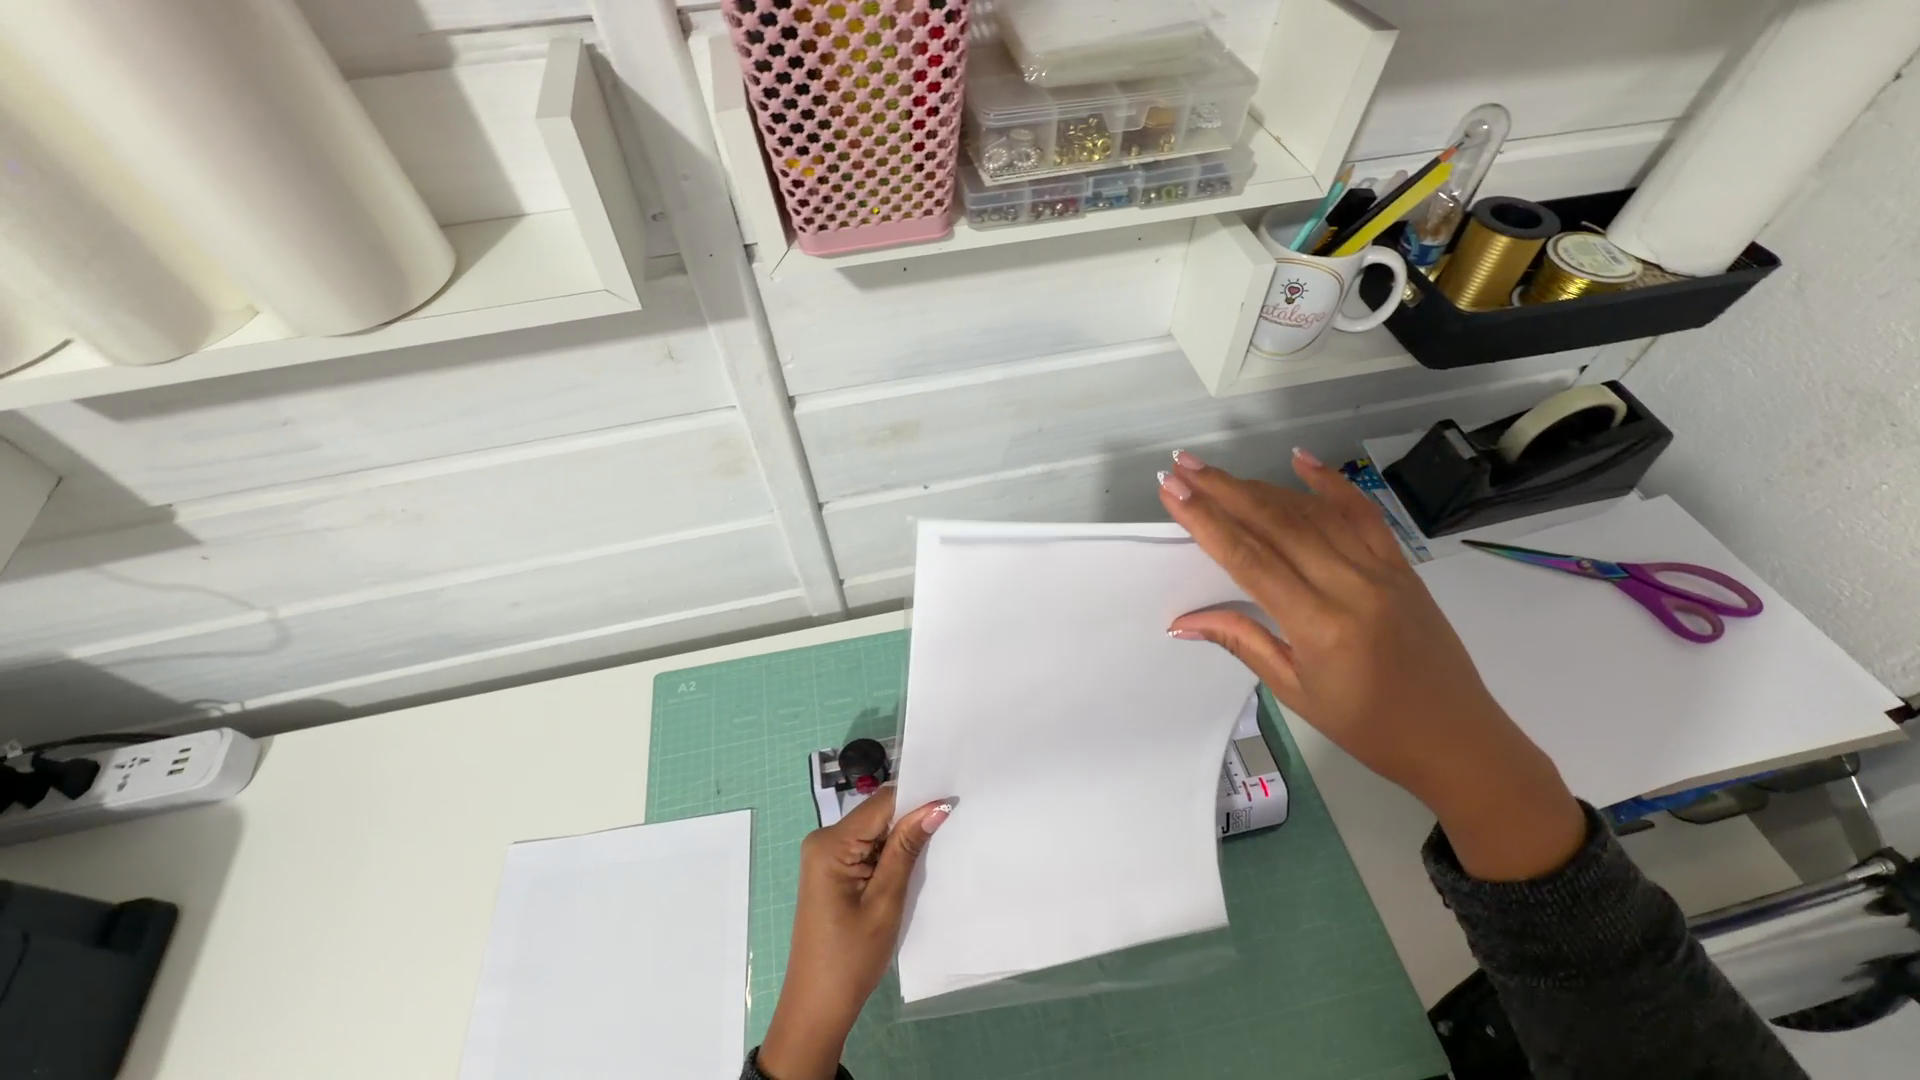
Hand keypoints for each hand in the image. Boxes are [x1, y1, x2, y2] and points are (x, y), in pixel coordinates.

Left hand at [757, 788, 951, 1079]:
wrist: (818, 1006)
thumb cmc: (851, 957)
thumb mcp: (885, 901)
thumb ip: (906, 849)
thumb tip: (935, 807)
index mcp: (830, 844)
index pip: (881, 803)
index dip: (917, 799)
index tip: (952, 801)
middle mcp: (824, 840)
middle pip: (877, 814)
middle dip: (912, 818)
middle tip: (952, 822)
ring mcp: (826, 856)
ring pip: (875, 831)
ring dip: (902, 838)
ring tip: (939, 842)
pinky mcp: (832, 871)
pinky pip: (867, 849)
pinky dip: (890, 854)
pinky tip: (913, 862)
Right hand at [1158, 448, 1582, 881]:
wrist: (1455, 738)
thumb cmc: (1368, 726)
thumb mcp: (1295, 691)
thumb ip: (1242, 642)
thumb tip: (1181, 622)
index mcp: (1320, 625)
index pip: (1251, 559)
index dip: (1207, 521)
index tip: (1173, 491)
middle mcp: (1351, 586)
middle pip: (1278, 524)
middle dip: (1224, 490)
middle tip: (1183, 466)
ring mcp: (1382, 569)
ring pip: (1313, 513)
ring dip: (1261, 486)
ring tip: (1217, 471)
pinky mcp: (1402, 564)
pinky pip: (1363, 513)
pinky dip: (1331, 482)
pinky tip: (1301, 458)